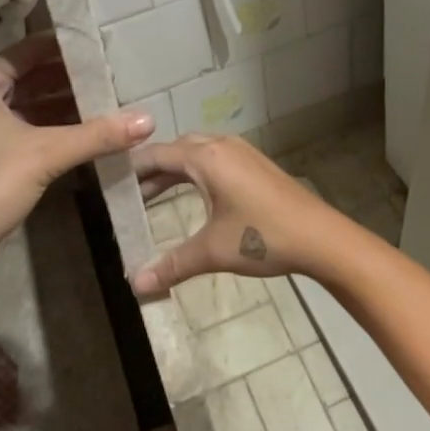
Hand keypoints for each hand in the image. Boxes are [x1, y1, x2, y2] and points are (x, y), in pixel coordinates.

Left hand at [0, 32, 154, 268]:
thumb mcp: (49, 154)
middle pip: (23, 78)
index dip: (63, 49)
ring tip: (97, 104)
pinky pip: (10, 127)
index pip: (26, 51)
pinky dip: (40, 126)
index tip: (97, 49)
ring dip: (54, 105)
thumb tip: (149, 120)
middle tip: (104, 79)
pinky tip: (72, 134)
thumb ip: (98, 134)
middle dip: (64, 80)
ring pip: (18, 105)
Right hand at [128, 134, 347, 296]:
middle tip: (127, 192)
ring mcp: (242, 153)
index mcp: (206, 158)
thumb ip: (171, 265)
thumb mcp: (212, 251)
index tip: (109, 180)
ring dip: (174, 170)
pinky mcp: (255, 164)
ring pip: (197, 153)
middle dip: (151, 169)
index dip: (132, 167)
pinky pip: (214, 159)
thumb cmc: (263, 237)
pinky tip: (193, 195)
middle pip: (176, 149)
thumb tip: (134, 284)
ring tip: (152, 196)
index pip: (157, 154)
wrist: (320, 237)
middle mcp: (221, 146)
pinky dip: (195, 172)